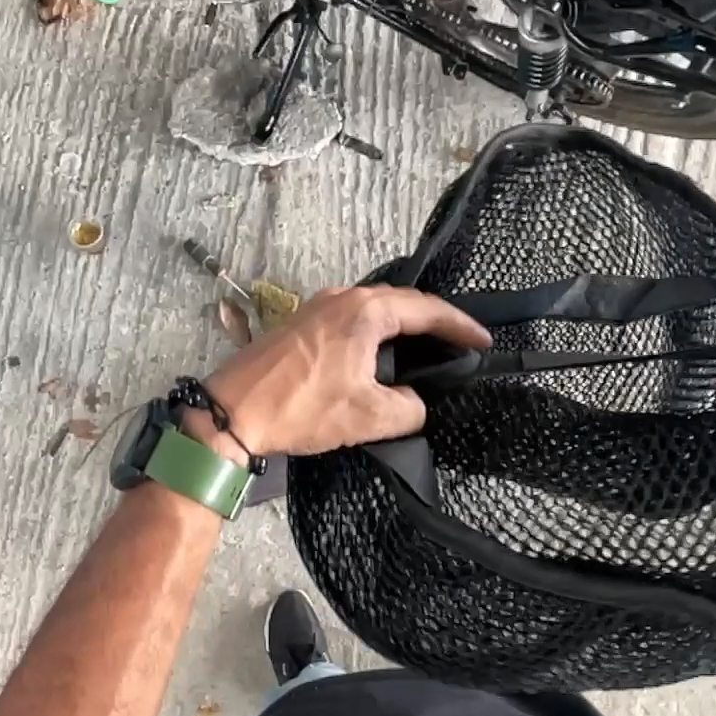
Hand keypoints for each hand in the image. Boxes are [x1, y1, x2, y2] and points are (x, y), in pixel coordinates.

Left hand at [186, 285, 491, 458]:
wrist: (232, 412)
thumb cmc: (301, 408)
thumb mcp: (367, 417)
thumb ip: (408, 409)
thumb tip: (414, 403)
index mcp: (364, 311)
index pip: (426, 310)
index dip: (459, 326)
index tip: (483, 341)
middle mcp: (340, 298)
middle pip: (399, 304)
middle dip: (432, 323)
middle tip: (458, 344)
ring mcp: (314, 308)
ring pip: (371, 312)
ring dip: (398, 329)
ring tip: (423, 352)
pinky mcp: (297, 325)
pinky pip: (348, 322)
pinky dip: (371, 336)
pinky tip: (377, 358)